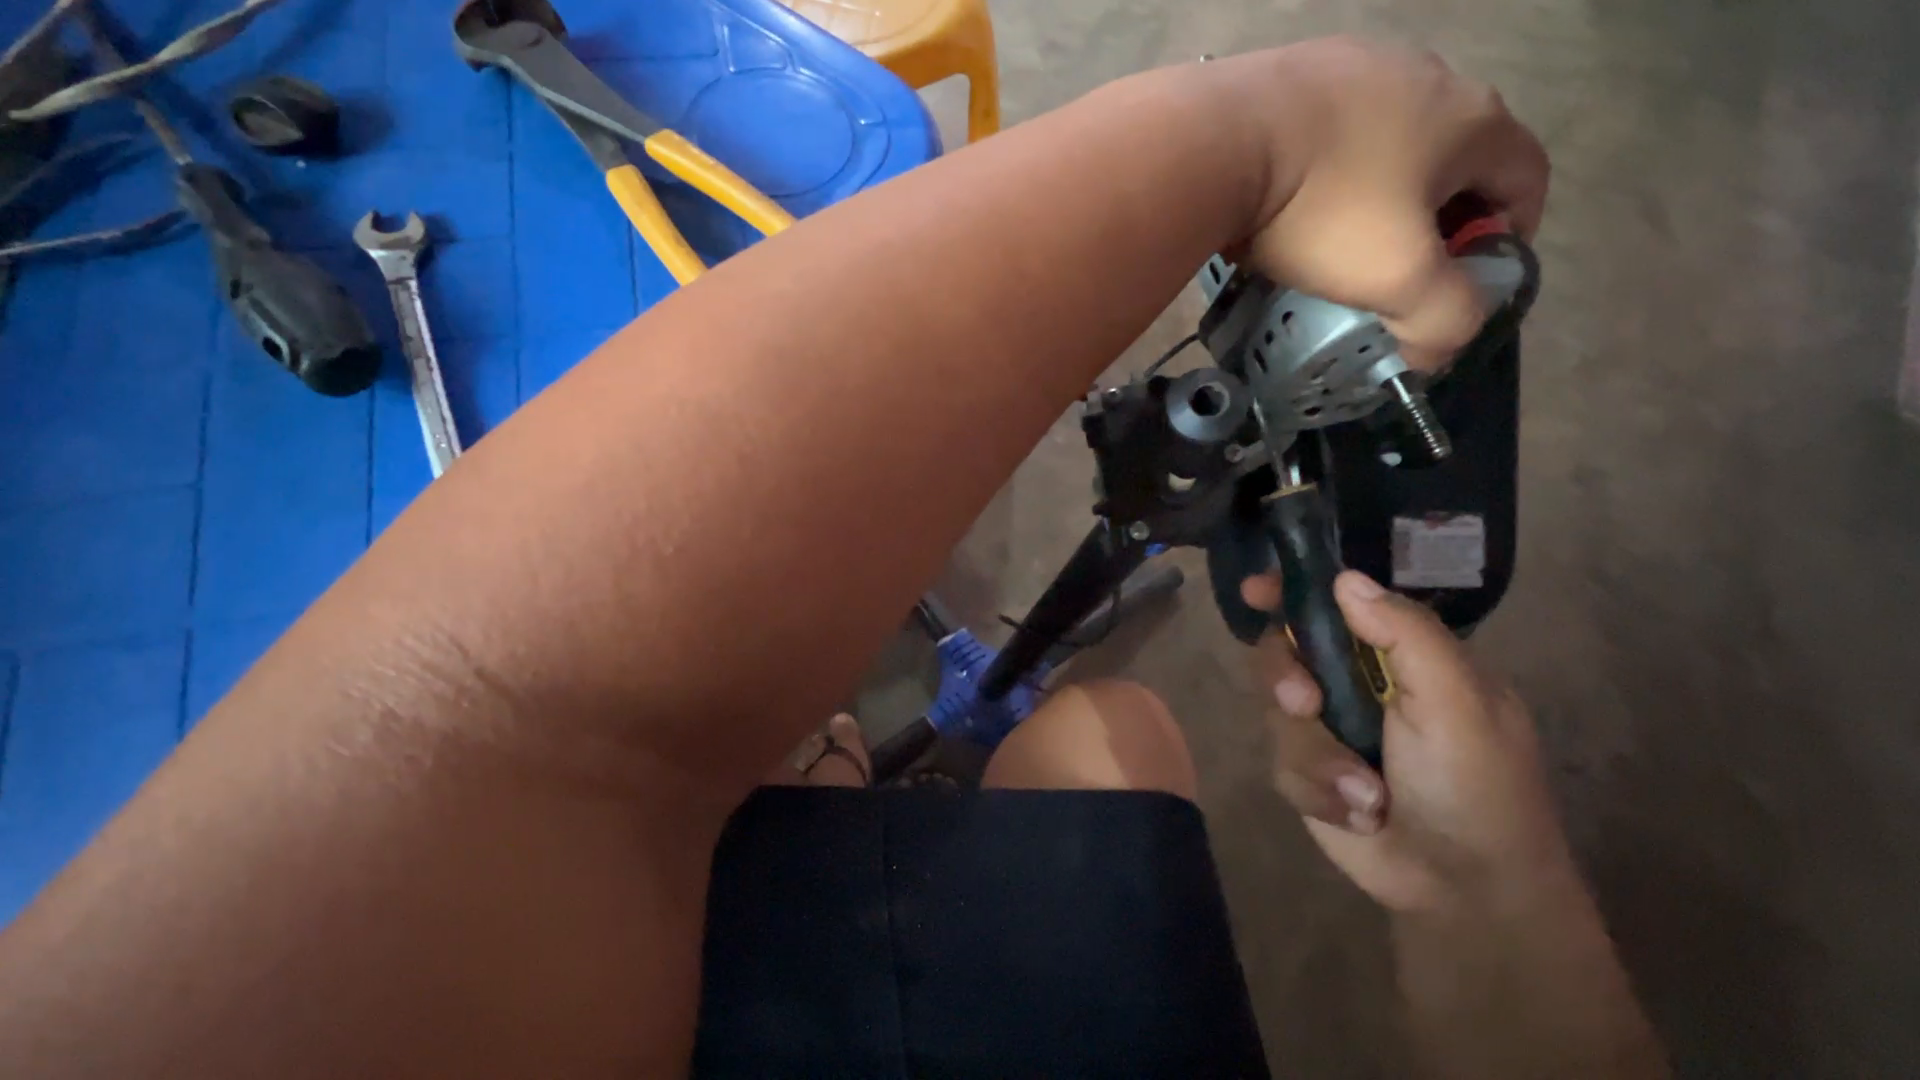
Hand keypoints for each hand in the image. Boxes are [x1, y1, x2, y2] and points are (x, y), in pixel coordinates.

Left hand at [1200, 39, 1549, 371]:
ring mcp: (1354, 65)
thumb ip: (1442, 321)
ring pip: (1387, 143)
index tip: (1470, 280)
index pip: (1525, 178)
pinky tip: (1289, 207)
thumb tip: (1437, 351)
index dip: (1508, 235)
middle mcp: (1425, 75)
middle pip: (1456, 159)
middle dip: (1438, 219)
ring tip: (1338, 245)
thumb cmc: (1321, 208)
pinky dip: (1323, 172)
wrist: (1211, 145)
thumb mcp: (1398, 279)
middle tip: (1400, 273)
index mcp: (1472, 118)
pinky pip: (1326, 132)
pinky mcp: (1293, 71)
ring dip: (1378, 194)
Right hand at [1248, 571, 1579, 913]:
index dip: (1293, 593)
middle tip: (1303, 704)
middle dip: (1286, 677)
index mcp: (1400, 657)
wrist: (1467, 891)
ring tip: (1367, 796)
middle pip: (1286, 652)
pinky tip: (1360, 815)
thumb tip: (1346, 578)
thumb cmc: (1476, 787)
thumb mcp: (1456, 702)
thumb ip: (1405, 635)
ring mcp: (1331, 732)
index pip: (1338, 605)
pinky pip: (1280, 763)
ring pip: (1277, 713)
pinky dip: (1319, 791)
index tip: (1256, 590)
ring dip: (1319, 756)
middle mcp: (1358, 686)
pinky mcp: (1310, 776)